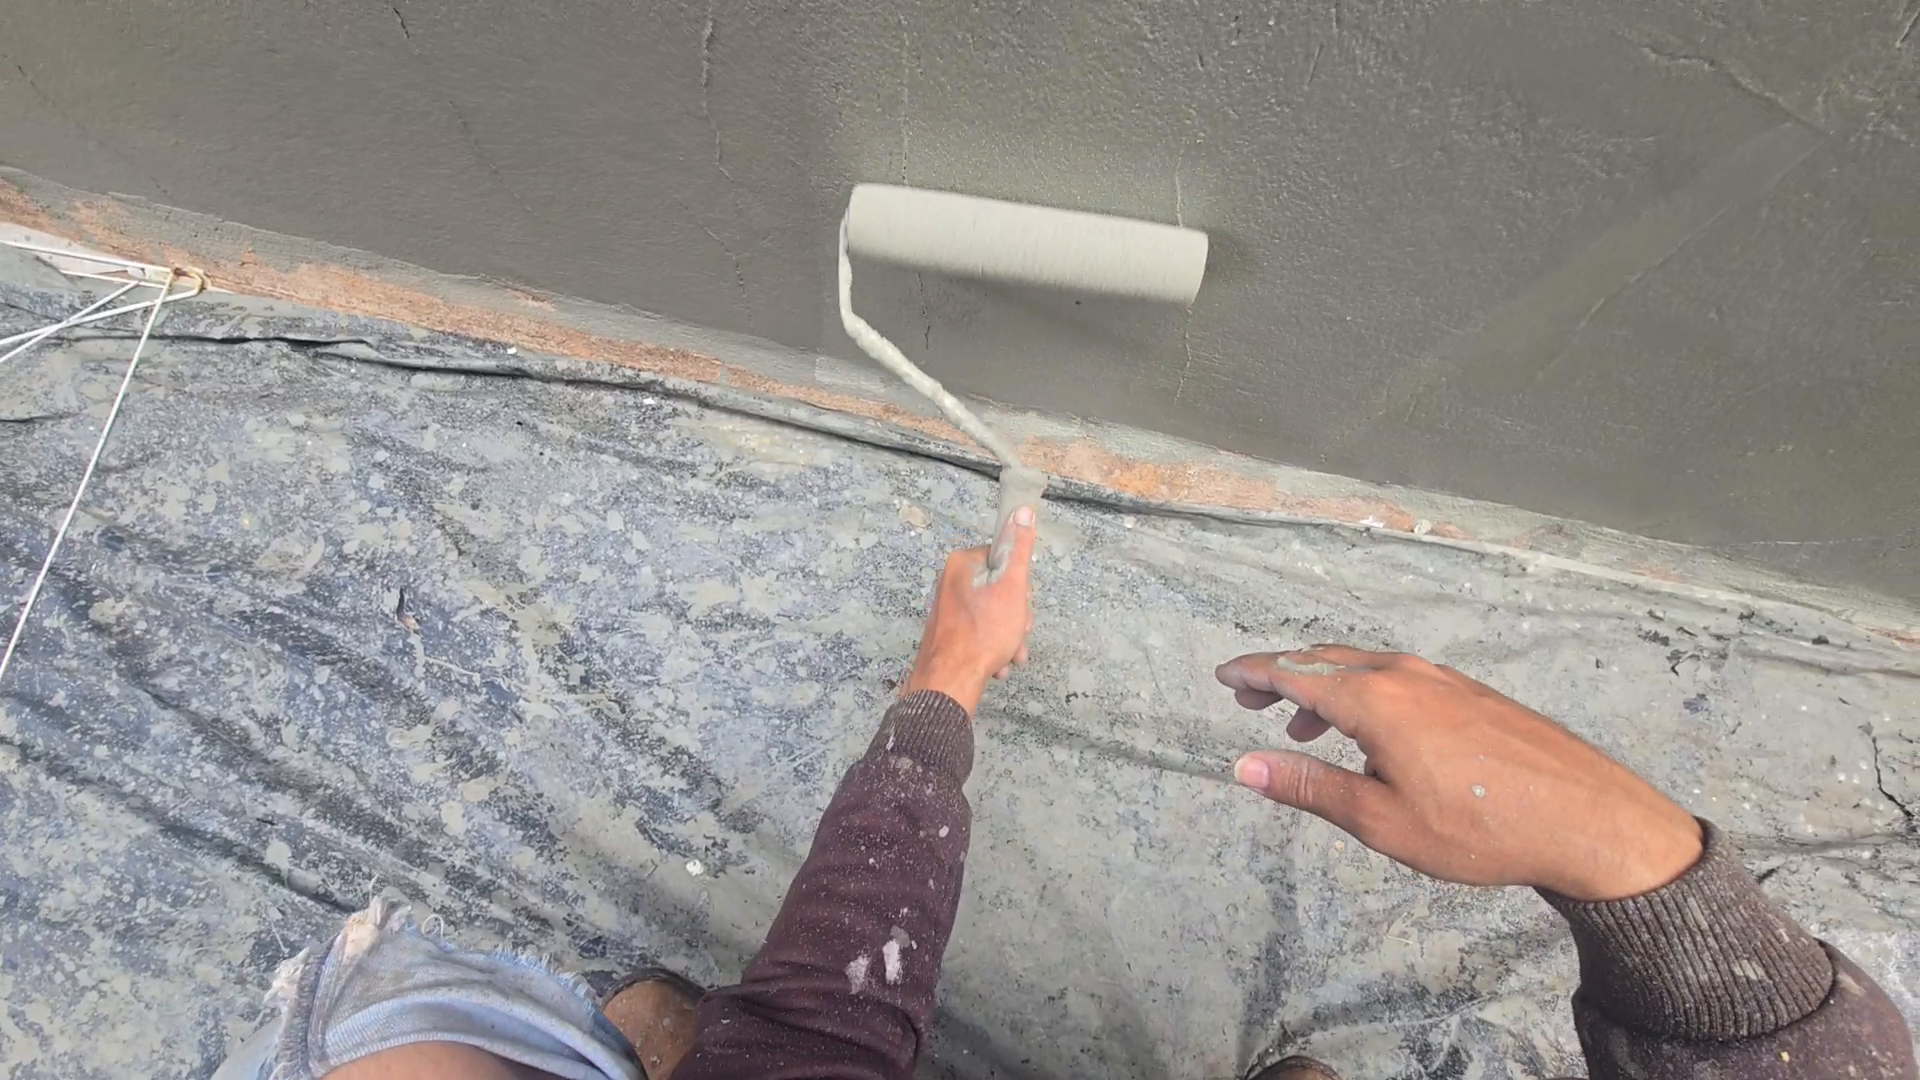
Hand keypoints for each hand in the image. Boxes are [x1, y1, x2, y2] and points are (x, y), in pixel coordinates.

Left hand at [903, 507, 1037, 714]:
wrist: (950, 682)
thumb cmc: (981, 636)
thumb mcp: (1012, 587)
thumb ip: (1019, 549)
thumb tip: (1023, 511)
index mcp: (962, 564)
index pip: (1004, 560)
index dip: (1020, 586)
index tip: (1021, 604)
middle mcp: (951, 582)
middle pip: (1000, 590)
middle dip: (1016, 617)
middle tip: (1017, 633)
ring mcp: (949, 608)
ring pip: (993, 614)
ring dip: (1008, 636)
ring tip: (1010, 654)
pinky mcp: (948, 631)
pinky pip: (980, 632)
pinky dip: (993, 647)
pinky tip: (998, 664)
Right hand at [1216, 645, 1702, 900]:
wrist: (1599, 825)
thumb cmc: (1477, 828)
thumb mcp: (1380, 818)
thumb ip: (1307, 786)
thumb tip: (1241, 767)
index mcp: (1371, 699)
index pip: (1291, 671)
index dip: (1250, 671)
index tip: (1222, 675)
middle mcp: (1398, 673)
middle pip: (1320, 660)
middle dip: (1279, 674)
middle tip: (1250, 700)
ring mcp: (1438, 677)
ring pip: (1358, 666)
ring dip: (1320, 685)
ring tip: (1305, 723)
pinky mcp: (1467, 690)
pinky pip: (1392, 675)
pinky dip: (1359, 690)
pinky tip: (1371, 728)